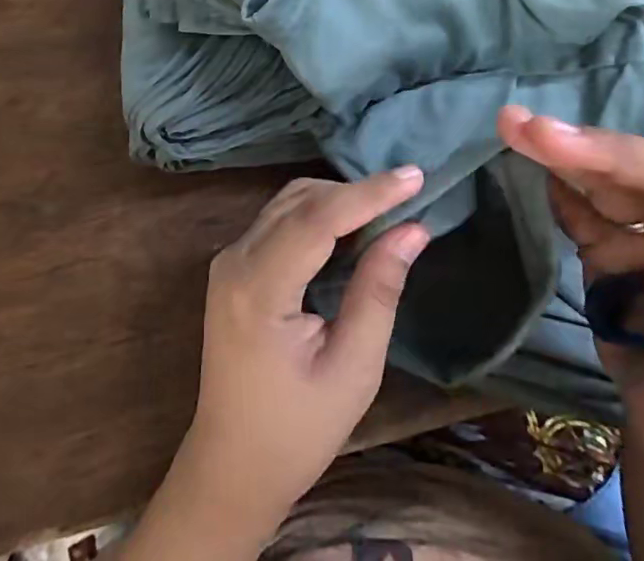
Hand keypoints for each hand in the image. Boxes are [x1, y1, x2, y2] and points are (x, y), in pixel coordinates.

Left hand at [180, 169, 430, 518]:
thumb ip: (379, 290)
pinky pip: (278, 220)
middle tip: (408, 192)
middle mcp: (235, 262)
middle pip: (300, 202)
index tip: (415, 176)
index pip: (317, 219)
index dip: (369, 193)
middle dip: (356, 191)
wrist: (233, 465)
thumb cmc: (298, 430)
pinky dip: (318, 212)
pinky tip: (350, 224)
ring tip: (386, 204)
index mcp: (259, 291)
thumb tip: (413, 229)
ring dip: (337, 198)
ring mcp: (228, 262)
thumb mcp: (354, 367)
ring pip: (287, 204)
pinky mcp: (233, 268)